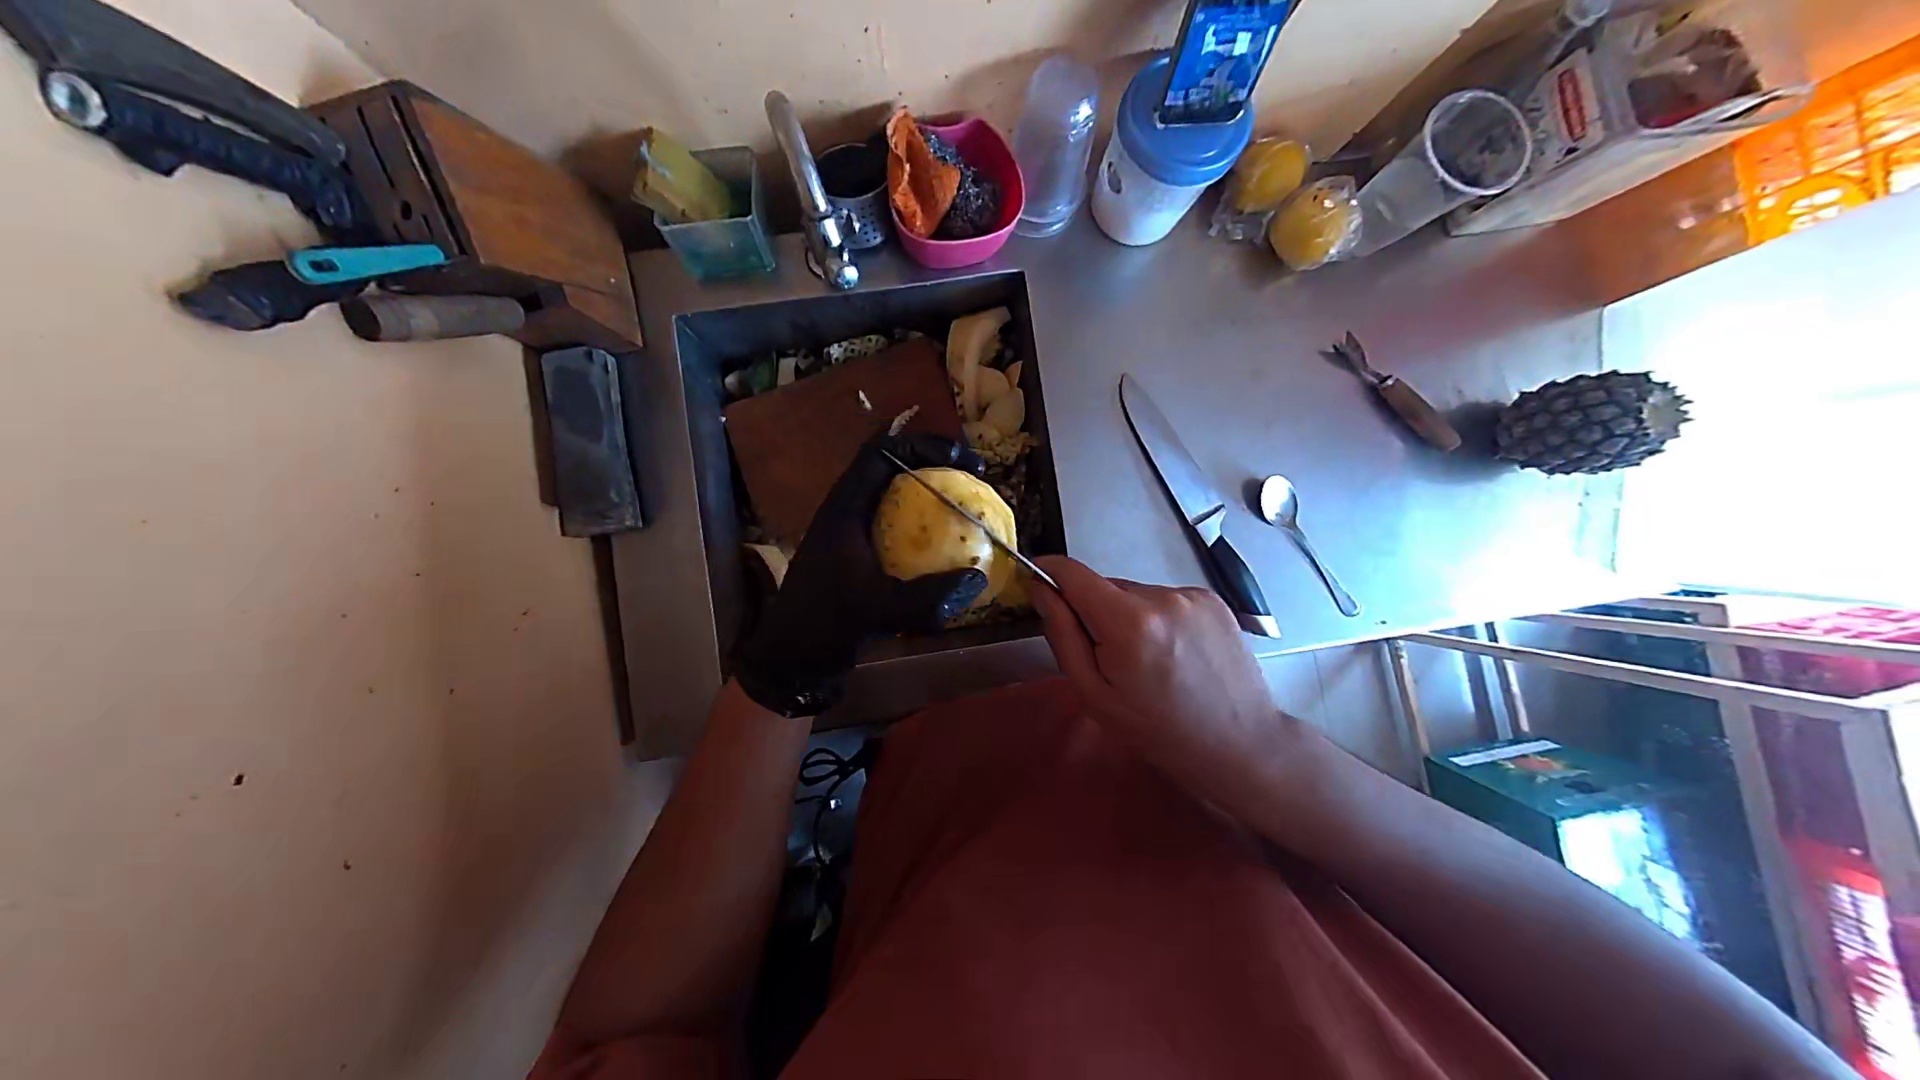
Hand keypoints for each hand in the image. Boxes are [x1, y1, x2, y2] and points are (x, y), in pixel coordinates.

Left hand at [733, 434, 990, 716]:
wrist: (792, 657)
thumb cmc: (823, 624)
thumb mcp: (877, 610)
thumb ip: (928, 597)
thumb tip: (977, 577)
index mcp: (845, 509)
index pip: (882, 453)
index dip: (922, 445)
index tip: (963, 459)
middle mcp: (849, 512)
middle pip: (893, 467)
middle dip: (935, 464)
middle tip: (975, 476)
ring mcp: (855, 533)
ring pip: (897, 495)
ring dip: (931, 491)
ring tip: (969, 501)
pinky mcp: (862, 555)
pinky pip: (900, 525)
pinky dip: (927, 524)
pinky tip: (952, 544)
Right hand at [1030, 556, 1301, 808]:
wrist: (1236, 743)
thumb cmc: (1156, 729)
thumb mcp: (1093, 693)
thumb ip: (1062, 634)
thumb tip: (1040, 589)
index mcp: (1129, 623)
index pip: (1074, 573)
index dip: (1049, 571)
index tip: (1036, 579)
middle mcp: (1162, 596)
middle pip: (1106, 586)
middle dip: (1095, 609)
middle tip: (1106, 654)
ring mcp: (1191, 594)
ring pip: (1136, 592)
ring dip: (1128, 613)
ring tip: (1147, 658)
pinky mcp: (1211, 598)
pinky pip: (1164, 597)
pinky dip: (1157, 616)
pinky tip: (1172, 651)